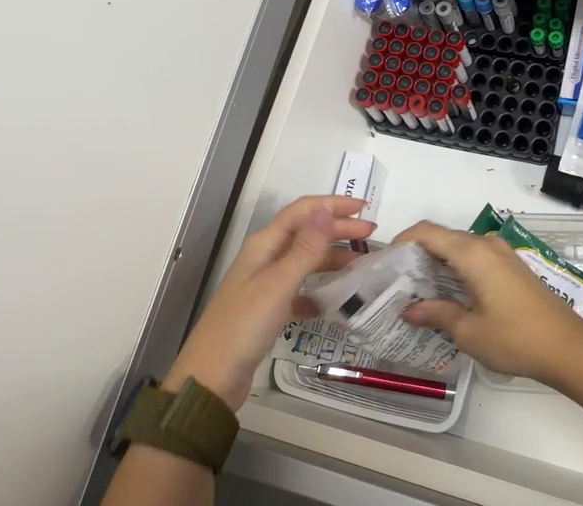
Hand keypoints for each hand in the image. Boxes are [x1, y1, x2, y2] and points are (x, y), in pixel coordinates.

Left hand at [166, 195, 375, 408]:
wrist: (211, 378)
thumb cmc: (244, 326)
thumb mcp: (278, 284)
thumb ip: (305, 247)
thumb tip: (326, 209)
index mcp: (264, 244)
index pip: (302, 211)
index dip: (332, 205)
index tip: (364, 208)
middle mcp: (265, 258)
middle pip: (306, 233)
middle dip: (338, 229)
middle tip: (371, 235)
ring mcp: (266, 284)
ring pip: (305, 261)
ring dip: (332, 258)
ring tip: (361, 265)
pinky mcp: (269, 310)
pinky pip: (300, 291)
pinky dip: (318, 292)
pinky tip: (335, 302)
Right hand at [392, 220, 582, 383]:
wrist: (566, 346)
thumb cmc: (514, 338)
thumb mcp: (468, 331)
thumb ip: (436, 313)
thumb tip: (407, 309)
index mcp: (472, 253)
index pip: (427, 232)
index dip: (402, 241)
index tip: (385, 263)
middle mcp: (486, 244)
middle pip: (442, 237)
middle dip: (417, 255)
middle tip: (395, 283)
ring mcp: (501, 253)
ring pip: (459, 248)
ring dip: (436, 263)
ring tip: (415, 292)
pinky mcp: (511, 266)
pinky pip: (474, 257)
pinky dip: (455, 269)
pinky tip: (447, 295)